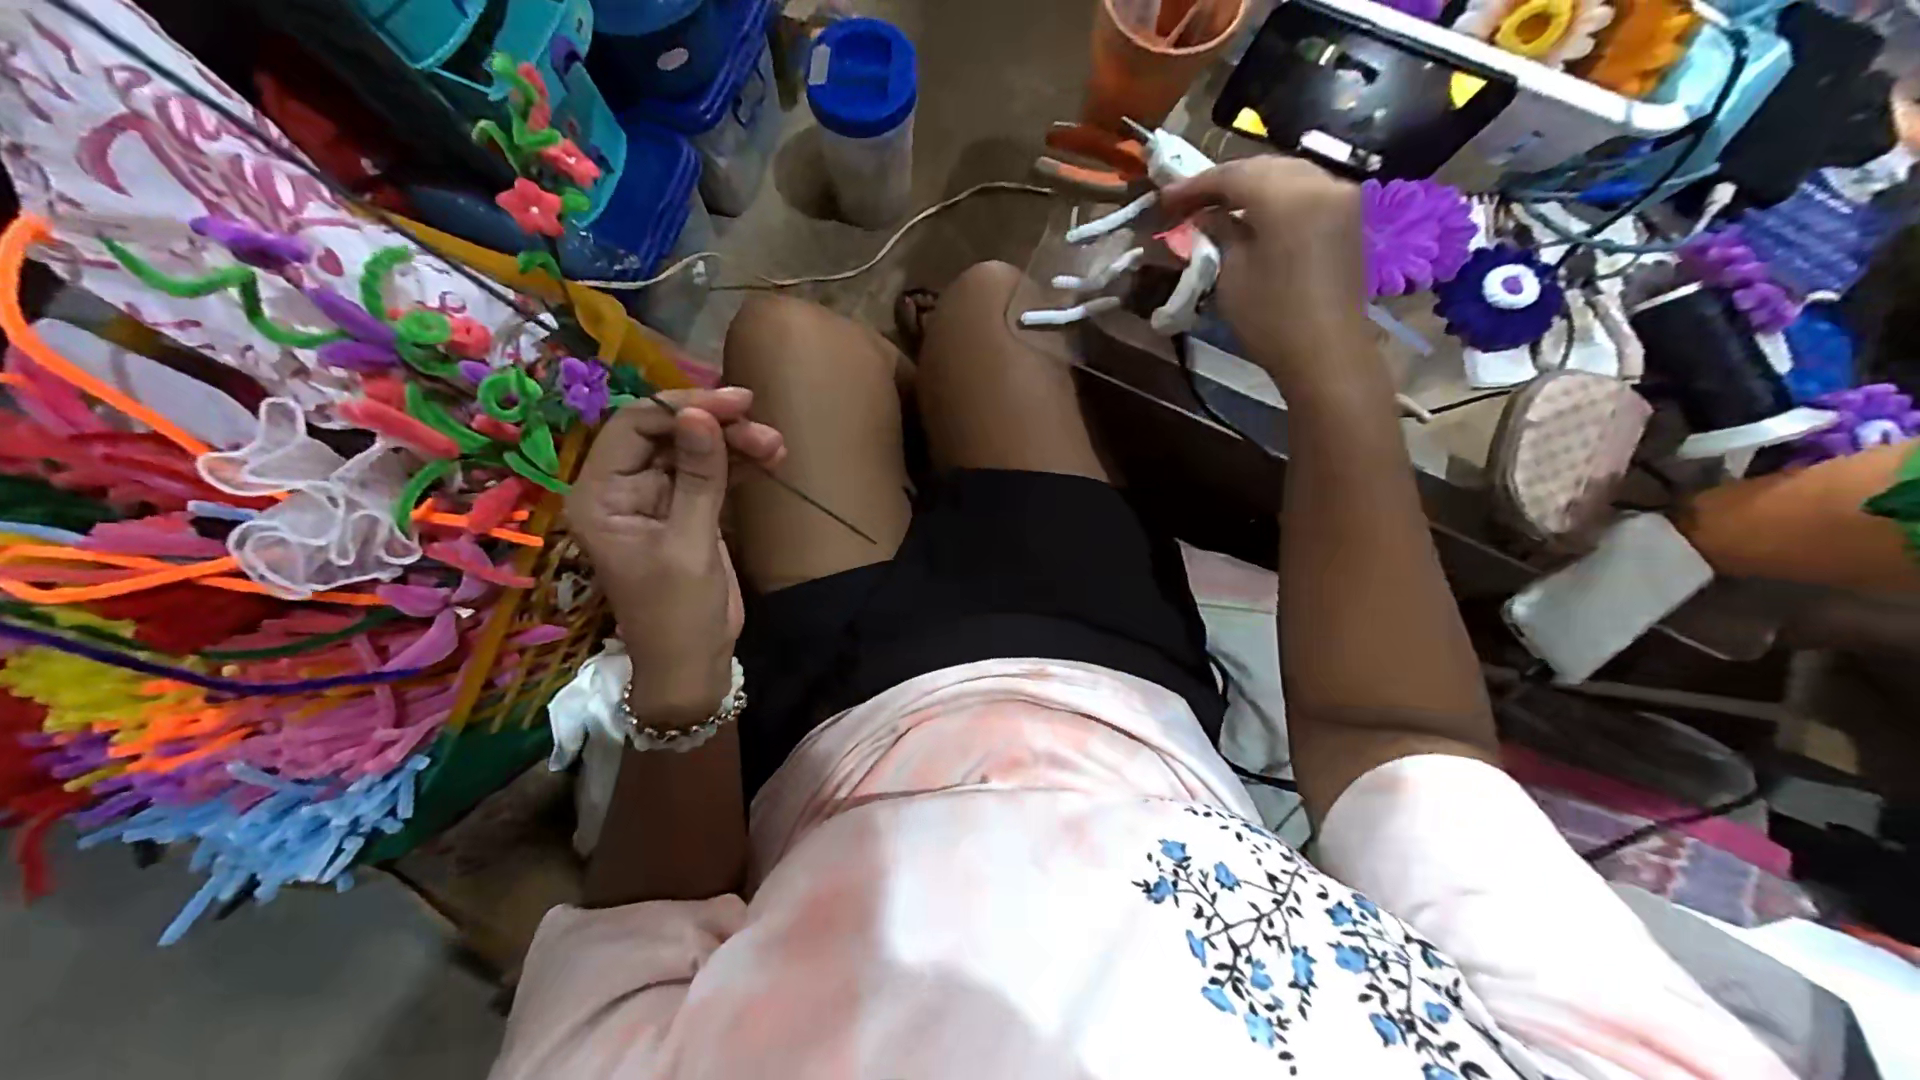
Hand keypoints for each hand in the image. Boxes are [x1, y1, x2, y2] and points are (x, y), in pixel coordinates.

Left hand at [565, 388, 785, 722]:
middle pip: (668, 434)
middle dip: (717, 427)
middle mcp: (624, 488)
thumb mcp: (689, 545)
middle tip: (764, 430)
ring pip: (695, 450)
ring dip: (736, 444)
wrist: (694, 663)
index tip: (736, 406)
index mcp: (602, 495)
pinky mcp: (688, 510)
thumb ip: (699, 478)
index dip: (684, 408)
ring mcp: (658, 498)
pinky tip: (771, 461)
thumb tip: (701, 414)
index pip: (635, 427)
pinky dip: (740, 464)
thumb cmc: (678, 613)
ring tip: (777, 448)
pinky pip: (712, 473)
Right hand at [1160, 157, 1374, 394]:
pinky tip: (1253, 214)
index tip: (1164, 199)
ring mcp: (1340, 196)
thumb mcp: (1231, 274)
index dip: (1194, 185)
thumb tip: (1205, 216)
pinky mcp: (1348, 215)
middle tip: (1188, 201)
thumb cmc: (1270, 318)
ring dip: (1250, 186)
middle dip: (1223, 182)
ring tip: (1217, 206)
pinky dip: (1275, 195)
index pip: (1232, 175)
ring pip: (1286, 174)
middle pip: (1262, 167)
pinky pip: (1305, 189)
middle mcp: (1319, 182)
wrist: (1326, 352)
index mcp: (1287, 196)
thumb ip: (1218, 233)